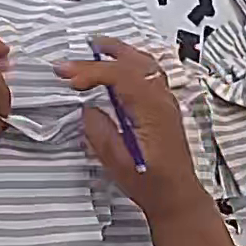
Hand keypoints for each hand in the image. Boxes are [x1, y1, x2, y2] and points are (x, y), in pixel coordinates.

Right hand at [55, 36, 239, 245]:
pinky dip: (132, 64)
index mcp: (152, 110)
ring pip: (145, 65)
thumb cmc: (152, 184)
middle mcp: (163, 101)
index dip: (91, 71)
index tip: (67, 76)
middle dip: (106, 52)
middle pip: (135, 62)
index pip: (120, 75)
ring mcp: (166, 103)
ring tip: (100, 48)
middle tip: (80, 48)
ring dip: (121, 53)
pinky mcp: (164, 109)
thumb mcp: (118, 162)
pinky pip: (150, 74)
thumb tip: (87, 109)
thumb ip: (100, 132)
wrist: (177, 197)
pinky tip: (121, 68)